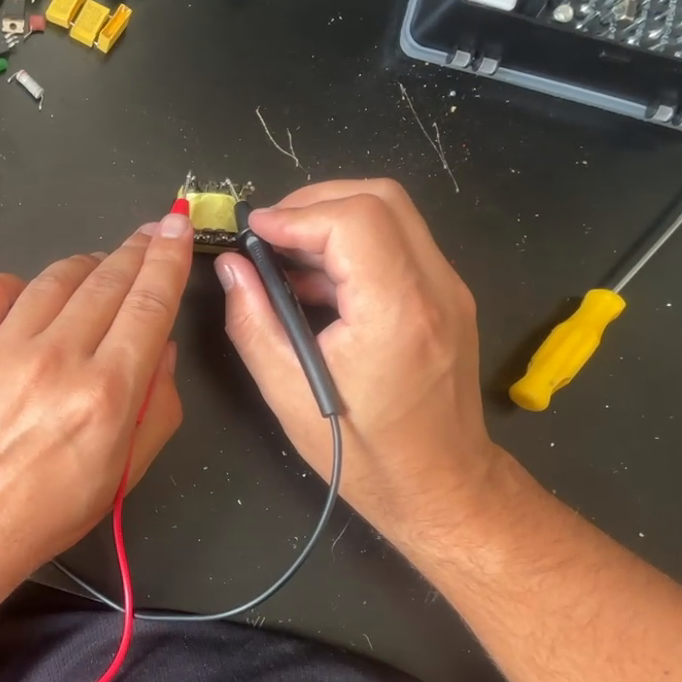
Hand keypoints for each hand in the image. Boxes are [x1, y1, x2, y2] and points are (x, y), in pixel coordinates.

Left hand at [0, 215, 191, 612]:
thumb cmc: (49, 510)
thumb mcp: (125, 472)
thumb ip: (158, 406)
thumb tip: (161, 346)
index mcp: (107, 392)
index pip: (149, 303)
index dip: (168, 258)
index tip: (176, 226)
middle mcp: (58, 359)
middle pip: (107, 280)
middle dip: (135, 251)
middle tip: (147, 236)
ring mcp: (5, 348)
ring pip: (56, 278)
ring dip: (85, 265)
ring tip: (98, 269)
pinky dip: (21, 284)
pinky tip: (31, 298)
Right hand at [215, 180, 503, 537]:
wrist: (439, 483)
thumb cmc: (360, 451)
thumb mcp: (287, 392)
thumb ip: (253, 321)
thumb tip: (232, 268)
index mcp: (395, 311)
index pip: (353, 219)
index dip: (295, 214)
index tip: (253, 232)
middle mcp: (434, 288)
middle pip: (380, 198)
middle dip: (314, 202)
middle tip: (267, 233)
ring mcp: (449, 290)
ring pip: (393, 214)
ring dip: (333, 220)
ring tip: (284, 256)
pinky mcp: (447, 298)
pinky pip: (399, 244)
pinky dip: (353, 243)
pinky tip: (315, 279)